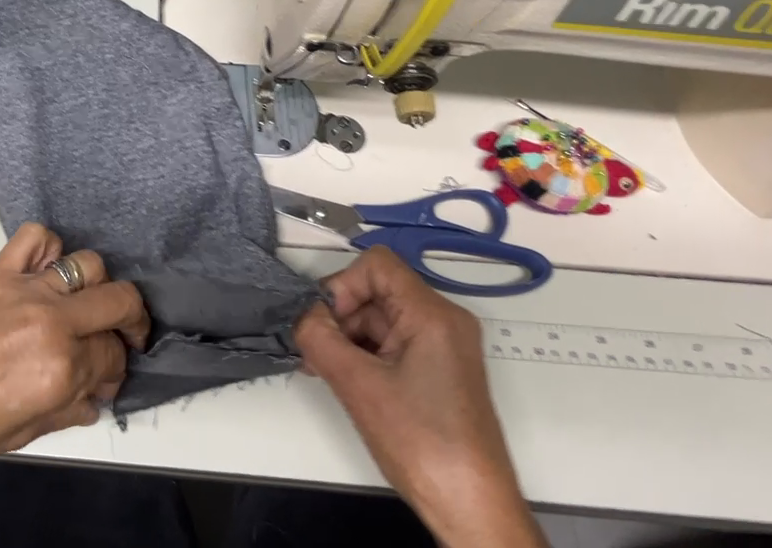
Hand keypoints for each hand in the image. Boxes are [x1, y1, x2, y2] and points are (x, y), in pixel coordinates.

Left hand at [0, 223, 149, 473]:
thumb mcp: (15, 436)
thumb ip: (63, 412)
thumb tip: (88, 399)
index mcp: (57, 370)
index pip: (113, 358)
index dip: (116, 372)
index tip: (105, 380)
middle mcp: (48, 323)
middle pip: (119, 302)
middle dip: (130, 323)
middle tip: (122, 338)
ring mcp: (22, 291)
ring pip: (89, 265)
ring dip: (98, 286)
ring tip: (90, 304)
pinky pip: (37, 239)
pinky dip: (50, 248)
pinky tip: (49, 272)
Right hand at [295, 248, 543, 547]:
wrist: (470, 507)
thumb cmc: (422, 444)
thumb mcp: (357, 385)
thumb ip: (319, 339)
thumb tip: (301, 317)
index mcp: (433, 314)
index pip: (376, 265)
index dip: (342, 286)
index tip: (327, 324)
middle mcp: (444, 321)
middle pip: (376, 292)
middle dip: (340, 317)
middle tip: (316, 354)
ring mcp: (443, 346)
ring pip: (380, 319)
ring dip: (348, 339)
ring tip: (327, 373)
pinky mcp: (438, 370)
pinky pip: (392, 343)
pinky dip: (364, 356)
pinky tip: (346, 382)